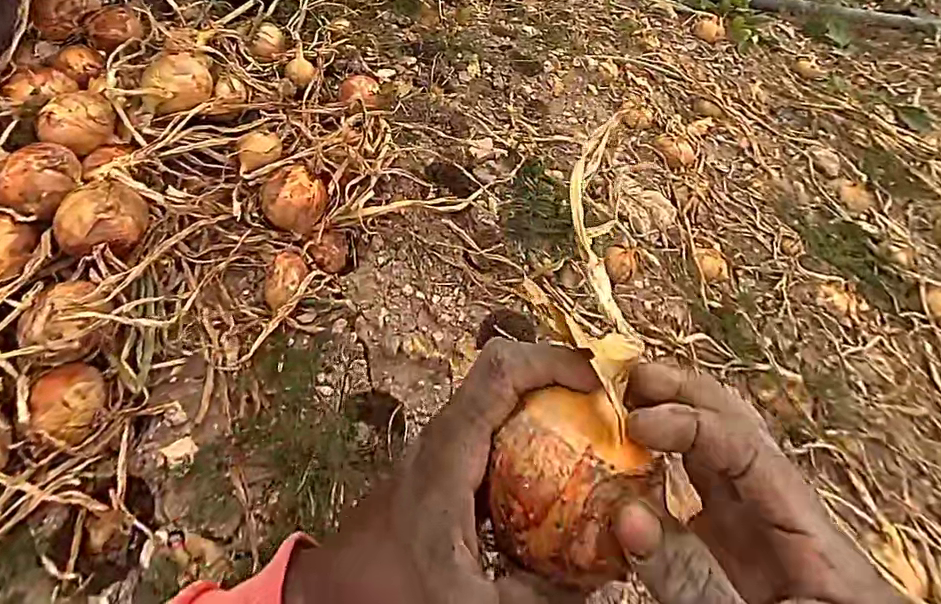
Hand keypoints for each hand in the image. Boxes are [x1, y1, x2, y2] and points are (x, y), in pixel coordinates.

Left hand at [283, 340, 601, 603]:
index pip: (501, 369)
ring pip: (501, 391)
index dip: (552, 360)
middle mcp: (448, 428)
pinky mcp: (448, 459)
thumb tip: (599, 576)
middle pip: (505, 368)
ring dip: (545, 394)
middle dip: (557, 371)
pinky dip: (531, 426)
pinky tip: (558, 464)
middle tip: (605, 399)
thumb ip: (538, 596)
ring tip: (592, 421)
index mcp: (451, 445)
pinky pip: (496, 423)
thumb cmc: (390, 592)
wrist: (334, 594)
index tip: (597, 381)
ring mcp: (446, 440)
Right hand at [617, 363, 902, 603]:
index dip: (687, 419)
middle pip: (736, 419)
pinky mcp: (737, 546)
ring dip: (673, 410)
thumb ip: (696, 583)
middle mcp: (783, 509)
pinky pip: (699, 484)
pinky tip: (632, 454)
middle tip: (627, 378)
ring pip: (717, 441)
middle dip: (681, 388)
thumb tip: (625, 515)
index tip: (637, 422)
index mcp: (807, 527)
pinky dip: (664, 459)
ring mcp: (760, 525)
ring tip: (626, 396)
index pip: (743, 442)